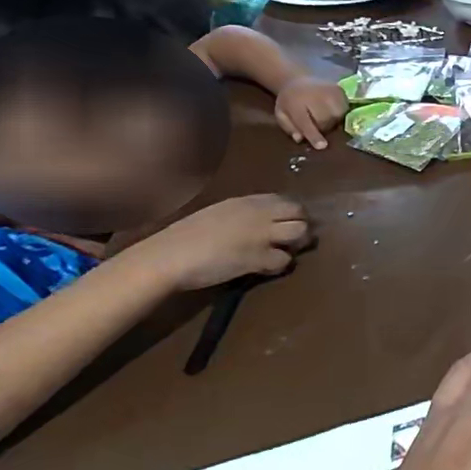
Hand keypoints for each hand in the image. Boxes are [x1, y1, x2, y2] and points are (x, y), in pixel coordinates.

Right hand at [125, 194, 309, 290]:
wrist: (169, 256)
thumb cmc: (185, 236)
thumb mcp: (218, 213)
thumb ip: (242, 214)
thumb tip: (257, 221)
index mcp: (248, 202)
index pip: (284, 200)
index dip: (290, 212)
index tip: (287, 223)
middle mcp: (260, 214)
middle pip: (299, 212)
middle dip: (302, 224)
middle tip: (294, 239)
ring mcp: (262, 234)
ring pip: (300, 232)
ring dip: (298, 243)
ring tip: (286, 252)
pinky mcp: (258, 258)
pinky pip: (284, 260)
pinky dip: (281, 265)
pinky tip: (269, 268)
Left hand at [274, 76, 346, 148]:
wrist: (297, 80)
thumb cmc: (289, 102)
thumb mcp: (281, 115)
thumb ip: (289, 127)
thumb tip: (300, 138)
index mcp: (295, 102)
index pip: (306, 122)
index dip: (314, 135)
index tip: (322, 146)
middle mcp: (314, 95)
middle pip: (325, 119)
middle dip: (322, 127)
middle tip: (316, 125)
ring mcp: (329, 90)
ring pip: (338, 114)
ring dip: (333, 121)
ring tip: (325, 118)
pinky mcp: (339, 90)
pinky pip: (345, 108)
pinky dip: (340, 113)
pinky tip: (332, 111)